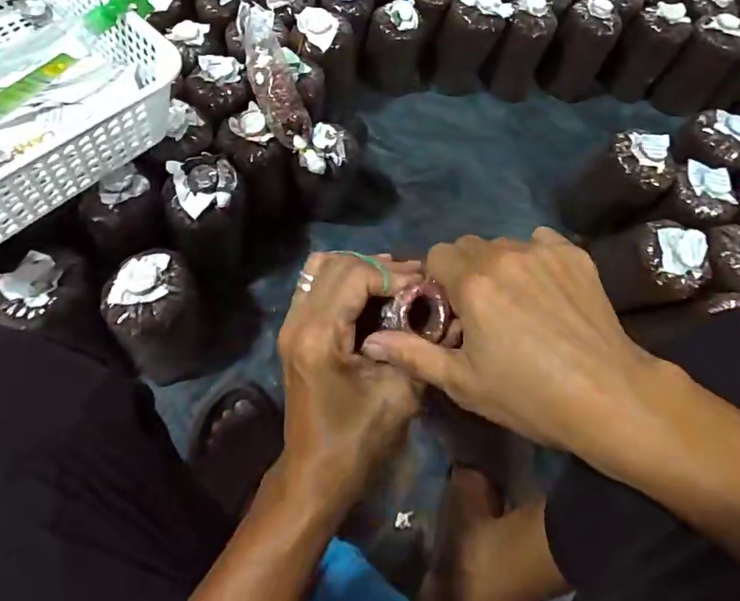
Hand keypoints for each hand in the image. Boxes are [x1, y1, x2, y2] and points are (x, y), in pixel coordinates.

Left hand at [277, 251, 424, 506]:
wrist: (315, 475)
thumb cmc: (358, 438)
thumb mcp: (400, 393)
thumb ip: (421, 346)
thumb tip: (448, 311)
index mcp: (320, 335)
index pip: (356, 275)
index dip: (393, 275)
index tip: (424, 286)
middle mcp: (299, 321)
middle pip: (339, 264)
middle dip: (379, 266)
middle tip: (414, 280)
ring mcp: (291, 324)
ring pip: (323, 267)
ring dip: (361, 267)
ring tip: (394, 281)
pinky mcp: (294, 330)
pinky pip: (316, 283)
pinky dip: (345, 277)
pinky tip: (372, 292)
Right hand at [362, 229, 666, 456]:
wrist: (606, 394)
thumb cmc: (528, 396)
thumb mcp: (464, 383)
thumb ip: (415, 353)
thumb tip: (372, 340)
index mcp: (473, 282)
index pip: (438, 253)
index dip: (438, 280)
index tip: (450, 309)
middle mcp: (504, 254)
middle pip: (470, 245)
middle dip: (467, 270)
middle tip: (482, 309)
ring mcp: (543, 250)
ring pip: (506, 244)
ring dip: (501, 265)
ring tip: (519, 303)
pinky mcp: (574, 253)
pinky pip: (541, 241)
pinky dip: (536, 258)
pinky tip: (547, 291)